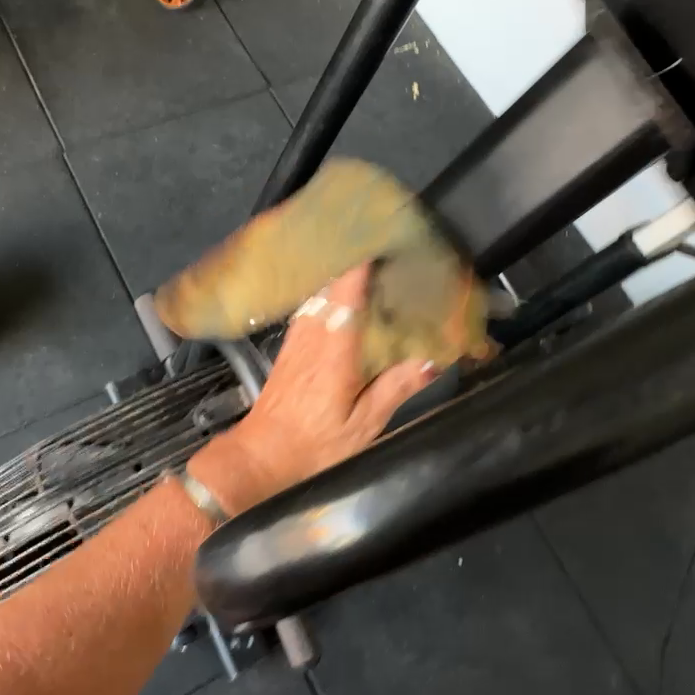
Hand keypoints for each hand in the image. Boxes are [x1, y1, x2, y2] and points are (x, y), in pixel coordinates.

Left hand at [187, 264, 434, 515]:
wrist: (262, 456)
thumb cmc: (313, 446)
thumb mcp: (364, 424)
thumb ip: (397, 387)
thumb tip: (432, 358)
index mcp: (335, 347)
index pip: (348, 288)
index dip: (365, 259)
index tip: (385, 237)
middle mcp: (313, 332)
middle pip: (334, 281)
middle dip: (359, 259)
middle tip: (388, 244)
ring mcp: (298, 336)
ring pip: (321, 291)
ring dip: (343, 273)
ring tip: (372, 260)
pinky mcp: (290, 345)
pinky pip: (313, 306)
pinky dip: (331, 292)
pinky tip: (346, 295)